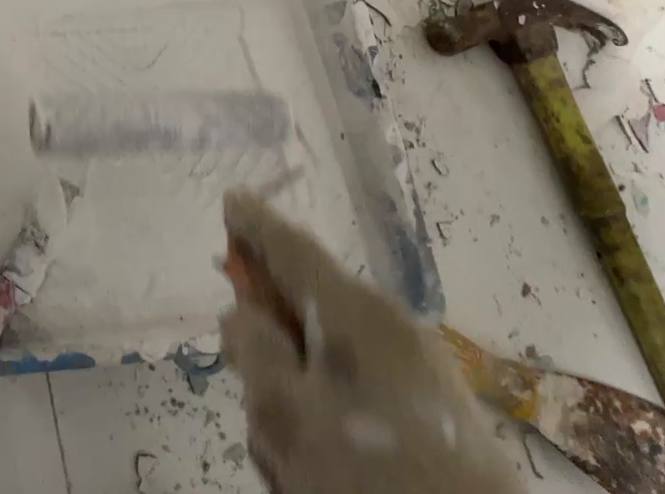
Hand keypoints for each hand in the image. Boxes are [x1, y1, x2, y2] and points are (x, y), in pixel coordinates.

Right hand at [219, 190, 517, 493]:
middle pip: (306, 303)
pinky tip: (322, 459)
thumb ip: (253, 350)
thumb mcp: (284, 412)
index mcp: (354, 311)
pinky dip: (327, 404)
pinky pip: (357, 383)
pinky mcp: (432, 404)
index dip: (255, 223)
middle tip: (243, 374)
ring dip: (296, 383)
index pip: (292, 248)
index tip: (231, 197)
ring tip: (287, 450)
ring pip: (327, 351)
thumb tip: (241, 312)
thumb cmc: (367, 470)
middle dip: (269, 331)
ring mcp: (417, 364)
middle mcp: (389, 324)